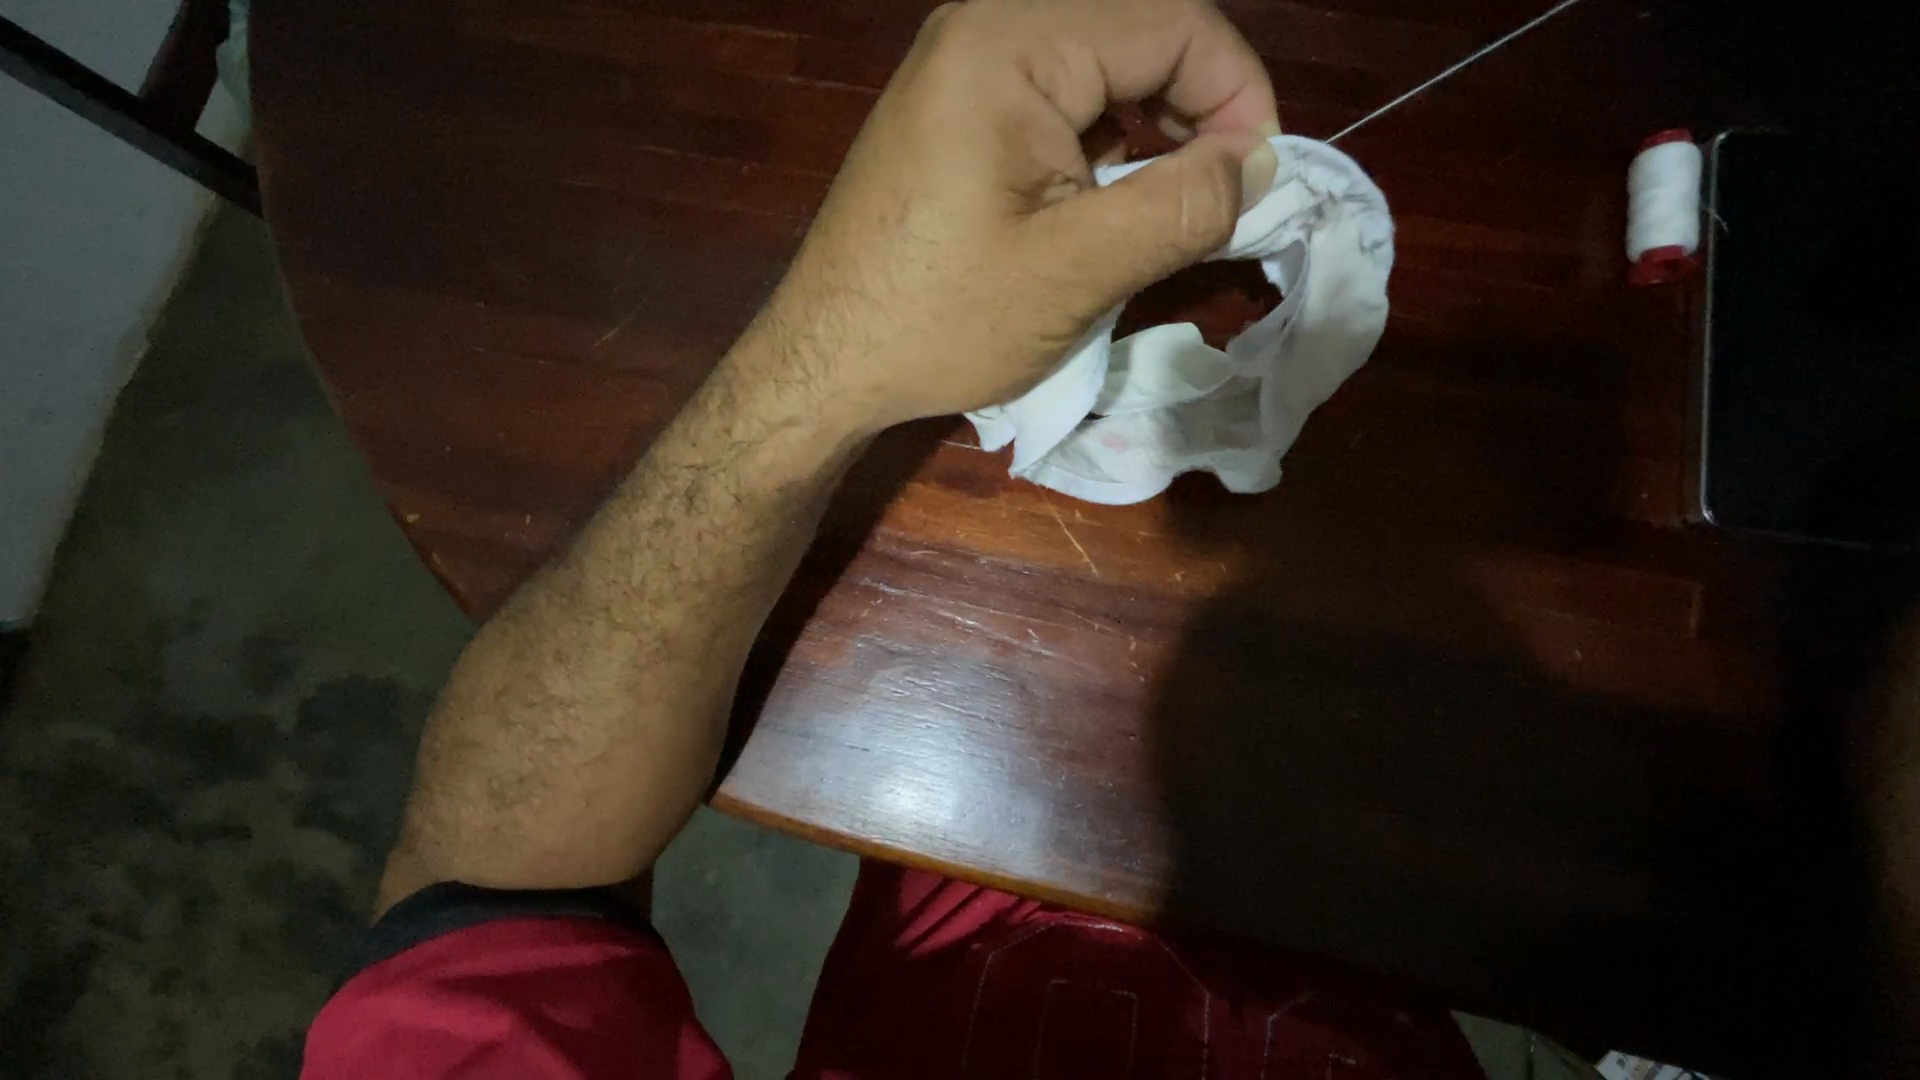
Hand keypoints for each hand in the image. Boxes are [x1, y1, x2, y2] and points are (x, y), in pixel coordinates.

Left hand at [749, 0, 1280, 435]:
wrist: (825, 363)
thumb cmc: (940, 321)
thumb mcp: (1075, 271)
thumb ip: (1182, 207)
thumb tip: (1259, 165)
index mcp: (1011, 42)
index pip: (1173, 22)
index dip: (1238, 95)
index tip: (1258, 182)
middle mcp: (980, 30)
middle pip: (1133, 37)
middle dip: (1192, 114)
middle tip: (1213, 200)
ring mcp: (955, 72)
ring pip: (1094, 76)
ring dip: (1145, 135)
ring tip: (1159, 212)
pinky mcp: (946, 118)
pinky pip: (1048, 107)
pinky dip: (1094, 150)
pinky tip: (1096, 207)